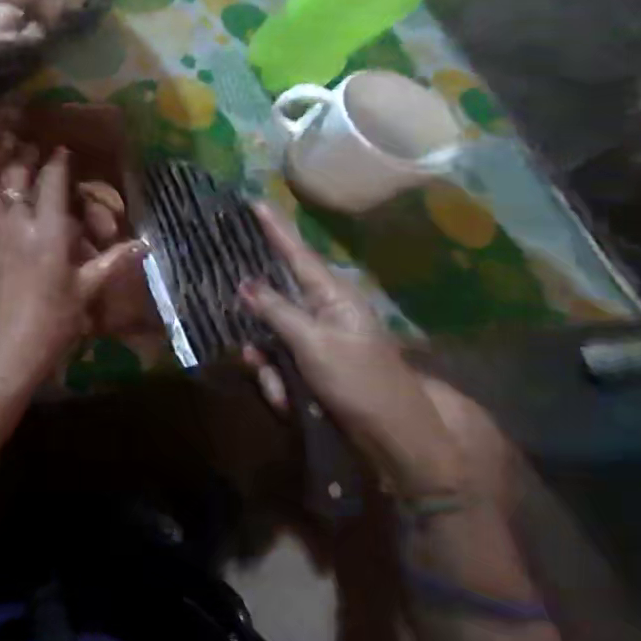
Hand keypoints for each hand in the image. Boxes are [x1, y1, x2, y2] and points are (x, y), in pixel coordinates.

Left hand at [0, 149, 144, 386]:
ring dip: (7, 178)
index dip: (56, 162)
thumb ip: (112, 262)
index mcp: (48, 232)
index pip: (50, 183)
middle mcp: (18, 226)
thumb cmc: (53, 321)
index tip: (62, 149)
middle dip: (24, 160)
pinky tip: (9, 203)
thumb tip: (144, 244)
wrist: (7, 347)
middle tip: (33, 149)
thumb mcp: (86, 292)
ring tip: (18, 171)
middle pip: (14, 179)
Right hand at [237, 202, 466, 496]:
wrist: (396, 438)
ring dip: (270, 367)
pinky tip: (291, 403)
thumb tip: (245, 283)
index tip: (257, 202)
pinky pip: (279, 364)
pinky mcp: (315, 366)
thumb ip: (276, 310)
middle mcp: (325, 313)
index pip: (298, 254)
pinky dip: (279, 384)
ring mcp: (319, 341)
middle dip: (260, 332)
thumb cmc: (360, 382)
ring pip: (269, 338)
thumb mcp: (313, 344)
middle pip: (273, 303)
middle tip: (256, 352)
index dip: (276, 229)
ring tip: (284, 392)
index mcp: (334, 297)